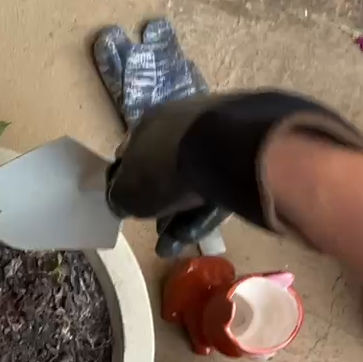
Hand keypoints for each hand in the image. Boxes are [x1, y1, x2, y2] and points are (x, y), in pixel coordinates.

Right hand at [105, 90, 362, 255]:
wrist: (228, 148)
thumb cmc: (165, 168)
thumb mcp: (127, 192)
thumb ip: (118, 197)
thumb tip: (119, 202)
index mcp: (145, 123)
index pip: (130, 156)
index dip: (128, 185)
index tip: (133, 209)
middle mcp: (178, 119)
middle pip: (164, 168)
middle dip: (160, 203)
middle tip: (159, 231)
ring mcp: (214, 128)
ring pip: (192, 177)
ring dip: (182, 211)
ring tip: (179, 242)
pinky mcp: (244, 143)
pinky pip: (219, 179)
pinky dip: (208, 205)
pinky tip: (204, 229)